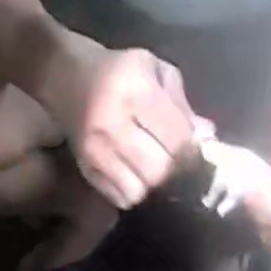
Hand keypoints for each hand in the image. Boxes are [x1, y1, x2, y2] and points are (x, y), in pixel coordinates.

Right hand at [44, 36, 198, 208]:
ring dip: (156, 191)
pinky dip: (137, 196)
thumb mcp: (155, 72)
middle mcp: (112, 122)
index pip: (177, 138)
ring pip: (141, 191)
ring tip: (160, 179)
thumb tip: (209, 139)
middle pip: (160, 170)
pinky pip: (122, 199)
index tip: (199, 159)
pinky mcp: (86, 169)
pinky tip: (139, 181)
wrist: (61, 75)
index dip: (193, 155)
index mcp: (135, 89)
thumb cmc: (117, 72)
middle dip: (176, 176)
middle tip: (182, 174)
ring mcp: (96, 150)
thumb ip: (183, 107)